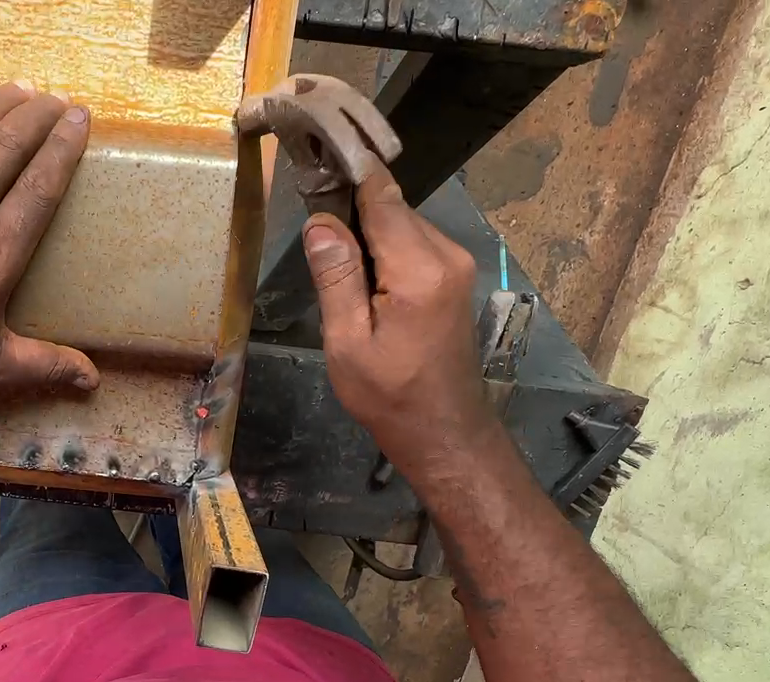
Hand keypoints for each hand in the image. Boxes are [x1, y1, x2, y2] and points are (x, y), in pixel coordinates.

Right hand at [301, 161, 484, 442]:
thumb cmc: (388, 396)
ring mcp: (456, 264)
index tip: (313, 163)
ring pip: (401, 227)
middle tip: (313, 244)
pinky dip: (385, 256)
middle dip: (352, 218)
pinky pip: (413, 247)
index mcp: (418, 268)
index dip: (346, 178)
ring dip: (368, 241)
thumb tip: (319, 222)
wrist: (441, 430)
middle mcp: (446, 253)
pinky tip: (366, 289)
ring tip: (336, 275)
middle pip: (391, 210)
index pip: (381, 197)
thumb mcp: (347, 342)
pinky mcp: (454, 278)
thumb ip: (336, 278)